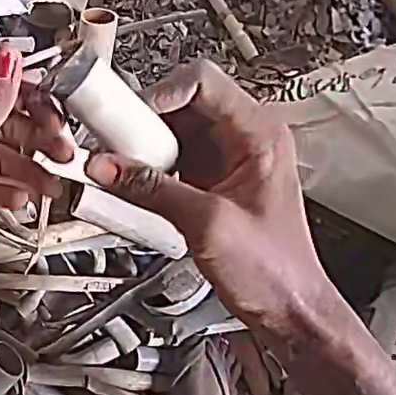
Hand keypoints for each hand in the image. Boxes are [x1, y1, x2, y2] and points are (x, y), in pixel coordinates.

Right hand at [85, 59, 345, 362]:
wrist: (287, 312)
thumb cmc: (276, 271)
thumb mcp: (207, 224)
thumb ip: (151, 190)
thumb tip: (107, 166)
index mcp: (260, 134)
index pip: (203, 82)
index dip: (160, 92)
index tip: (126, 115)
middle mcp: (240, 140)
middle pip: (177, 104)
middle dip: (139, 121)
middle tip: (110, 140)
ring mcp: (219, 161)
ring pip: (165, 132)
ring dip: (136, 145)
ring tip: (114, 164)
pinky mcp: (202, 182)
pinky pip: (162, 160)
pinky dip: (140, 168)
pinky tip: (127, 184)